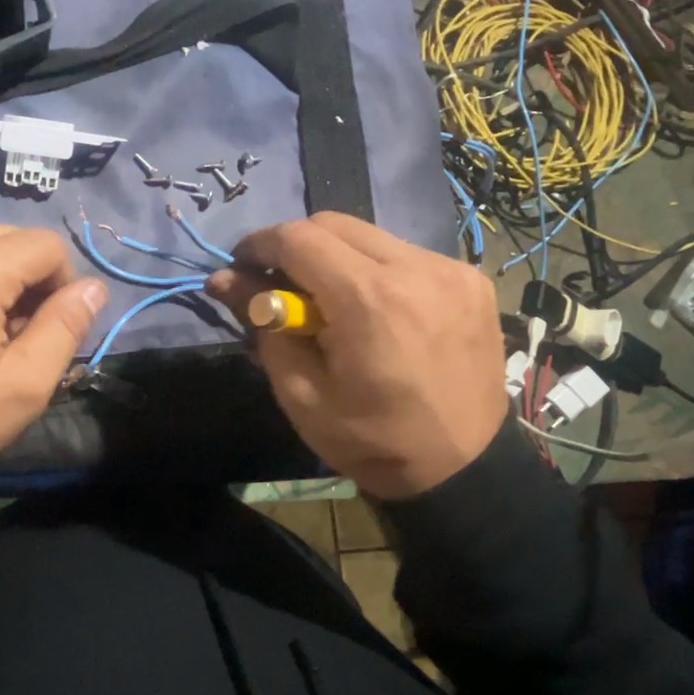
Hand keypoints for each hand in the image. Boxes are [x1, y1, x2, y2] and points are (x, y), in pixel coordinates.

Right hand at [207, 212, 507, 498]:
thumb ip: (263, 325)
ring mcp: (450, 270)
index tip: (240, 267)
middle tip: (279, 285)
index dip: (258, 245)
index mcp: (369, 299)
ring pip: (369, 234)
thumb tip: (223, 279)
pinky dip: (374, 268)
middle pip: (331, 223)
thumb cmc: (372, 440)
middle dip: (294, 246)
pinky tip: (373, 308)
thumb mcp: (300, 391)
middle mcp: (414, 268)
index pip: (296, 238)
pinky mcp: (470, 279)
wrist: (465, 471)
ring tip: (328, 301)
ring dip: (335, 255)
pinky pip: (404, 253)